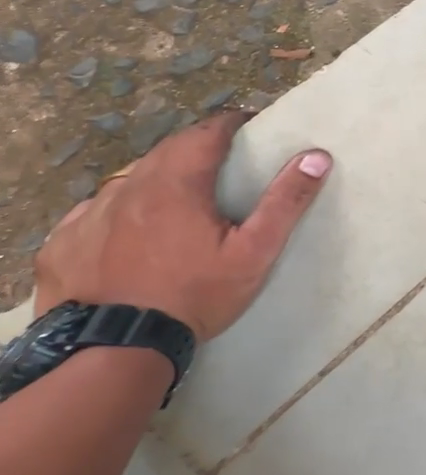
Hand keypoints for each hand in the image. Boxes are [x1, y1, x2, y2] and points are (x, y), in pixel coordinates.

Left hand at [33, 112, 330, 342]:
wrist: (112, 351)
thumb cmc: (194, 296)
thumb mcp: (255, 251)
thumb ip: (285, 201)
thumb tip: (316, 156)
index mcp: (174, 187)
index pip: (202, 135)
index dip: (227, 124)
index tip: (247, 124)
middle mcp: (125, 192)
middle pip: (163, 152)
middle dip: (194, 147)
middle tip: (220, 157)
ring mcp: (86, 219)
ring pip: (126, 181)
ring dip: (155, 177)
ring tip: (176, 195)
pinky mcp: (59, 247)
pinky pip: (91, 213)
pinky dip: (115, 210)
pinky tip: (126, 230)